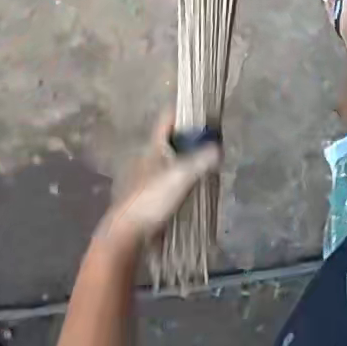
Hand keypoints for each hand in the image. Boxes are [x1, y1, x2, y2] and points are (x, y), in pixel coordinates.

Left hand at [95, 112, 222, 252]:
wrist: (126, 234)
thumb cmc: (152, 198)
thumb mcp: (182, 175)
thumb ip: (203, 159)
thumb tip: (219, 148)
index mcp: (155, 146)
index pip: (169, 118)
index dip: (185, 111)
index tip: (205, 112)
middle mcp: (150, 157)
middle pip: (173, 138)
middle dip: (193, 137)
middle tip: (214, 141)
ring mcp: (149, 177)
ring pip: (173, 159)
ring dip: (190, 159)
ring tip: (210, 163)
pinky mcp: (151, 196)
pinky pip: (172, 179)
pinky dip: (185, 177)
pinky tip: (197, 186)